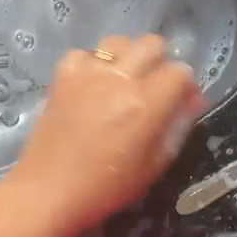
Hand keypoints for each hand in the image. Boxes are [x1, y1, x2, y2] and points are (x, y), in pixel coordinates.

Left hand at [0, 34, 206, 236]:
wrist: (47, 193)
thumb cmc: (104, 189)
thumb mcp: (153, 166)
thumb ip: (176, 128)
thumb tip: (189, 103)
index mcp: (146, 103)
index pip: (180, 72)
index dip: (185, 88)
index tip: (180, 105)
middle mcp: (118, 79)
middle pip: (152, 44)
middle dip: (160, 63)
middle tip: (153, 89)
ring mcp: (87, 75)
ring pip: (118, 43)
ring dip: (127, 58)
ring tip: (122, 82)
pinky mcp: (61, 78)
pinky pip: (83, 55)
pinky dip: (91, 65)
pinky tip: (91, 86)